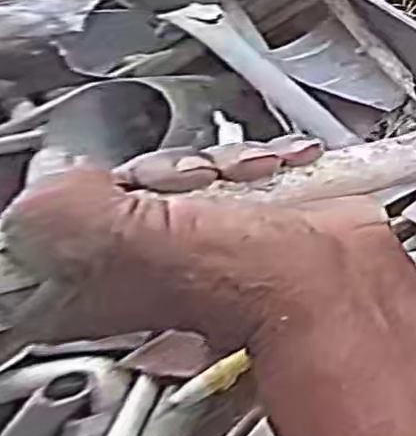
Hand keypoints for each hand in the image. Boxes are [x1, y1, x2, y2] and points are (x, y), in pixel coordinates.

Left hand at [2, 152, 387, 350]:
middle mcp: (152, 256)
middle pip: (147, 178)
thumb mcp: (112, 240)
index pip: (66, 214)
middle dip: (183, 164)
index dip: (101, 185)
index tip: (132, 185)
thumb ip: (59, 205)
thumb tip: (61, 177)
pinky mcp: (277, 208)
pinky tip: (289, 164)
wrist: (335, 274)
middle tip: (202, 177)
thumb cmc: (240, 281)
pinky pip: (265, 162)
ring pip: (210, 165)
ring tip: (259, 171)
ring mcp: (222, 230)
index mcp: (84, 281)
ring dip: (239, 157)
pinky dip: (282, 154)